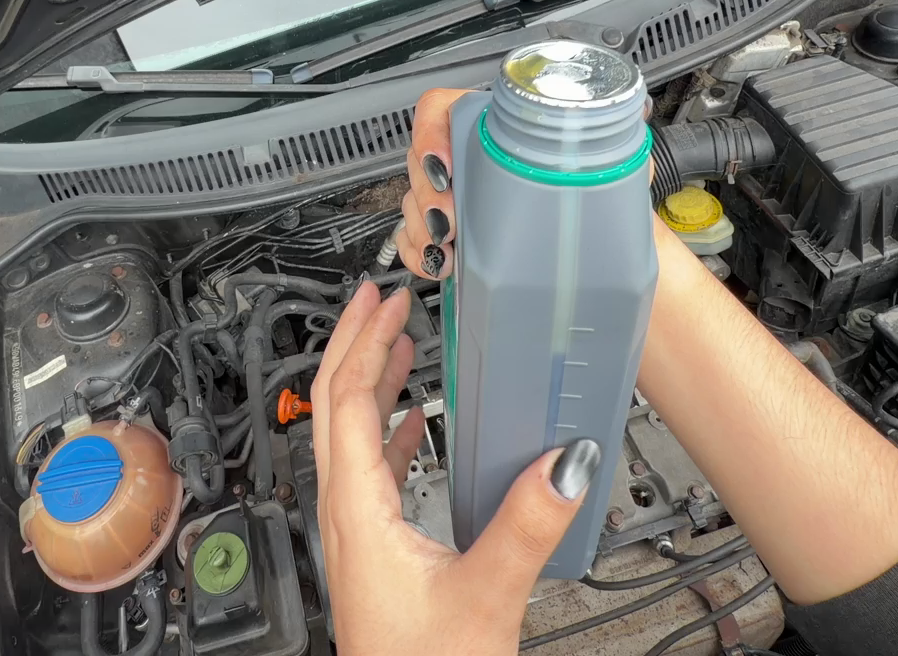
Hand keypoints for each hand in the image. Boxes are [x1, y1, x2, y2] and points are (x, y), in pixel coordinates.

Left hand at [311, 279, 601, 654]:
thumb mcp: (484, 597)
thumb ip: (525, 526)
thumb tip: (564, 464)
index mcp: (356, 505)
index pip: (347, 397)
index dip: (364, 340)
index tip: (386, 302)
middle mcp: (344, 506)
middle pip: (333, 400)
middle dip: (353, 342)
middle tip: (376, 300)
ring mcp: (355, 523)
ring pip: (348, 428)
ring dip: (369, 377)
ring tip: (393, 342)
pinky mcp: (372, 541)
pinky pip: (369, 464)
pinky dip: (386, 426)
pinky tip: (408, 420)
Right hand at [395, 88, 692, 283]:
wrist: (617, 282)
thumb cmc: (610, 230)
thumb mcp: (610, 180)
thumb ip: (605, 154)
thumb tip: (607, 143)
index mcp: (504, 131)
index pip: (444, 109)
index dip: (431, 132)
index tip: (442, 167)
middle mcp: (477, 161)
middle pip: (423, 159)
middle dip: (428, 193)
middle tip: (447, 221)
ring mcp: (462, 201)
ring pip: (415, 200)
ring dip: (422, 228)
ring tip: (446, 250)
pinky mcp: (456, 240)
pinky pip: (415, 238)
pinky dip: (419, 254)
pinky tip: (439, 265)